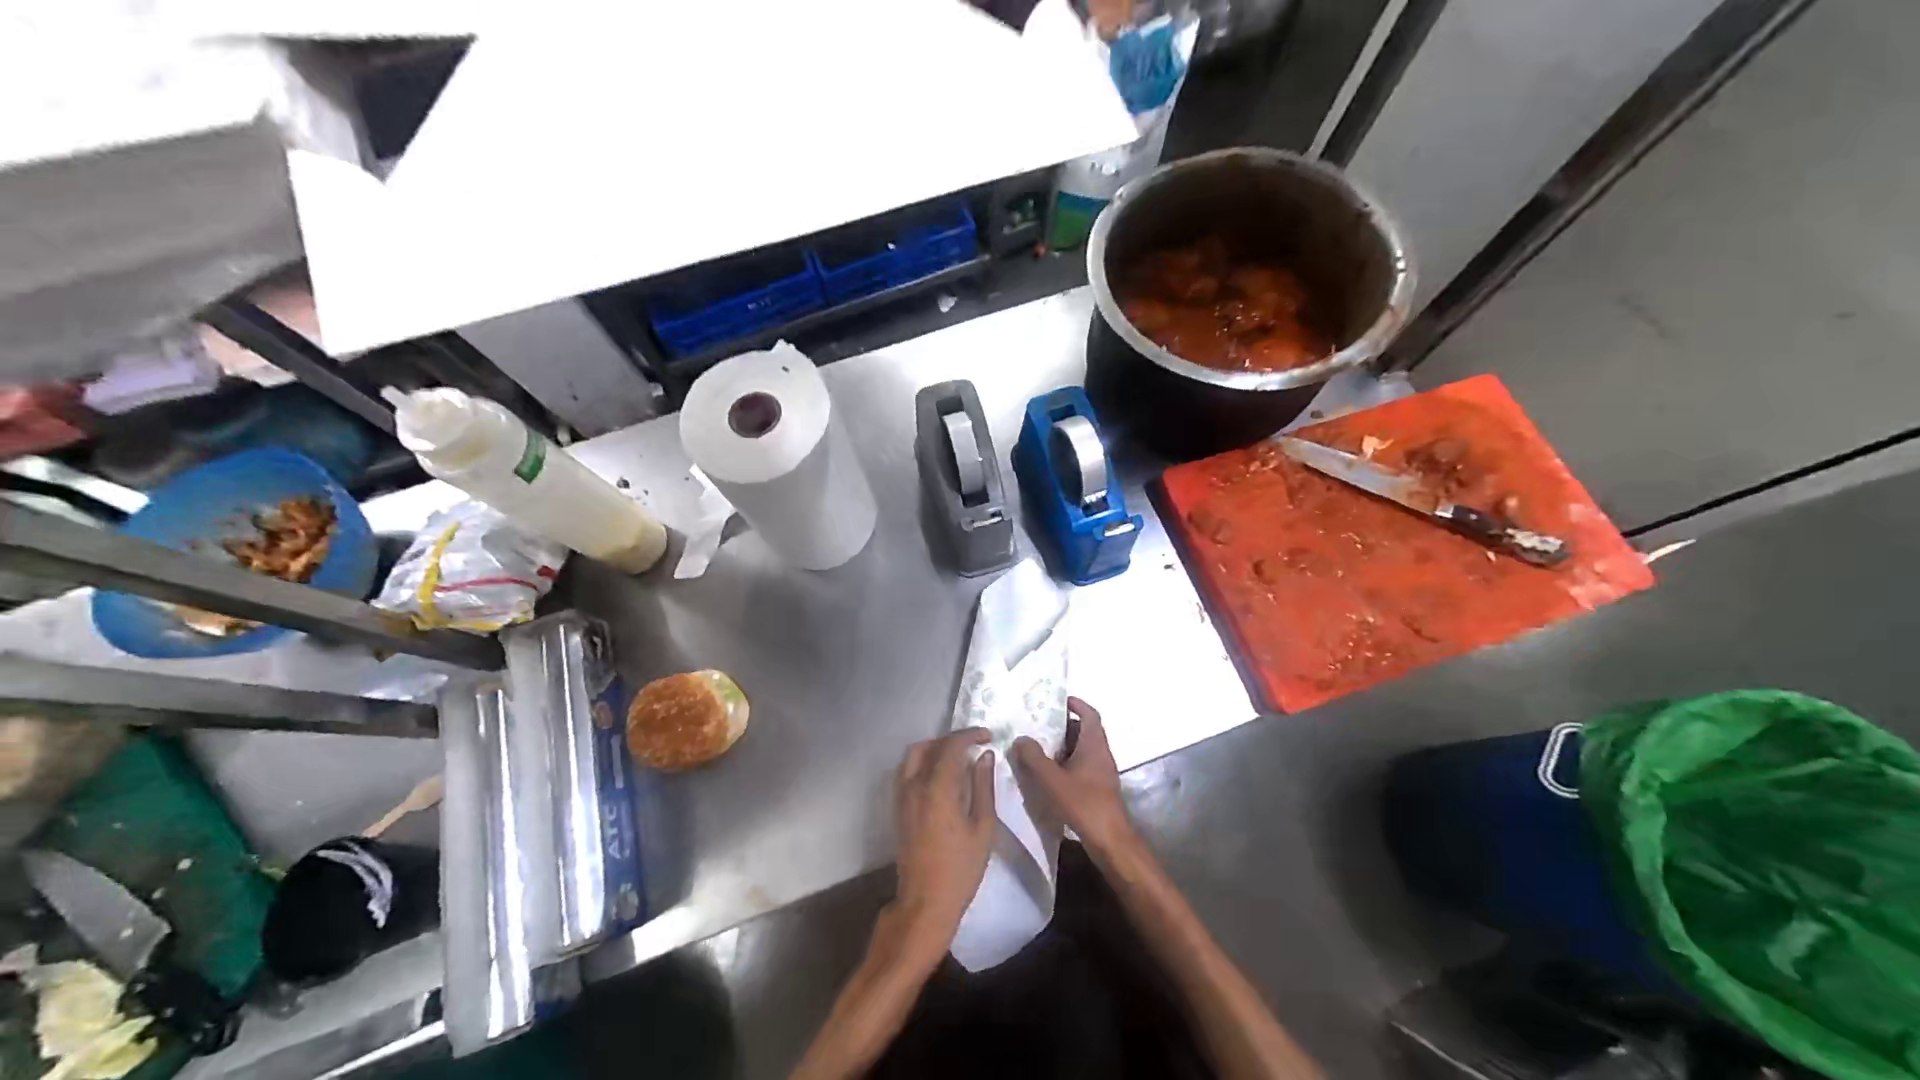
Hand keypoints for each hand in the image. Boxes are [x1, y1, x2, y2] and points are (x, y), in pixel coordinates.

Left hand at [893, 728, 996, 943]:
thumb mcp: (982, 828)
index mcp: (937, 788)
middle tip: (975, 745)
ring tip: (958, 757)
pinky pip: (907, 770)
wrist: (925, 901)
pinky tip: (941, 774)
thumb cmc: (960, 868)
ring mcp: (902, 795)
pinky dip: (923, 761)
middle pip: (930, 746)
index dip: (970, 735)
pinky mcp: (897, 807)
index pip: (951, 746)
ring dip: (935, 748)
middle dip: (953, 739)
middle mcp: (914, 785)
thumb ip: (983, 787)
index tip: (988, 736)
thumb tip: (985, 756)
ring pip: (914, 755)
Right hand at [1013, 697, 1136, 858]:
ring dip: (1064, 747)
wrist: (1109, 840)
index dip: (1077, 705)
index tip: (1060, 701)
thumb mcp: (1051, 779)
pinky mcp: (1099, 789)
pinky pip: (1083, 767)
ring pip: (1083, 751)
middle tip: (1041, 725)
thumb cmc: (1083, 803)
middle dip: (1064, 726)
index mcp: (1094, 744)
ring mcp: (1103, 773)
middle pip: (1085, 731)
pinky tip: (1050, 775)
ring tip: (1040, 748)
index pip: (1090, 714)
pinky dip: (1067, 764)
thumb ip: (1033, 757)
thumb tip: (1021, 739)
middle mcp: (1102, 754)